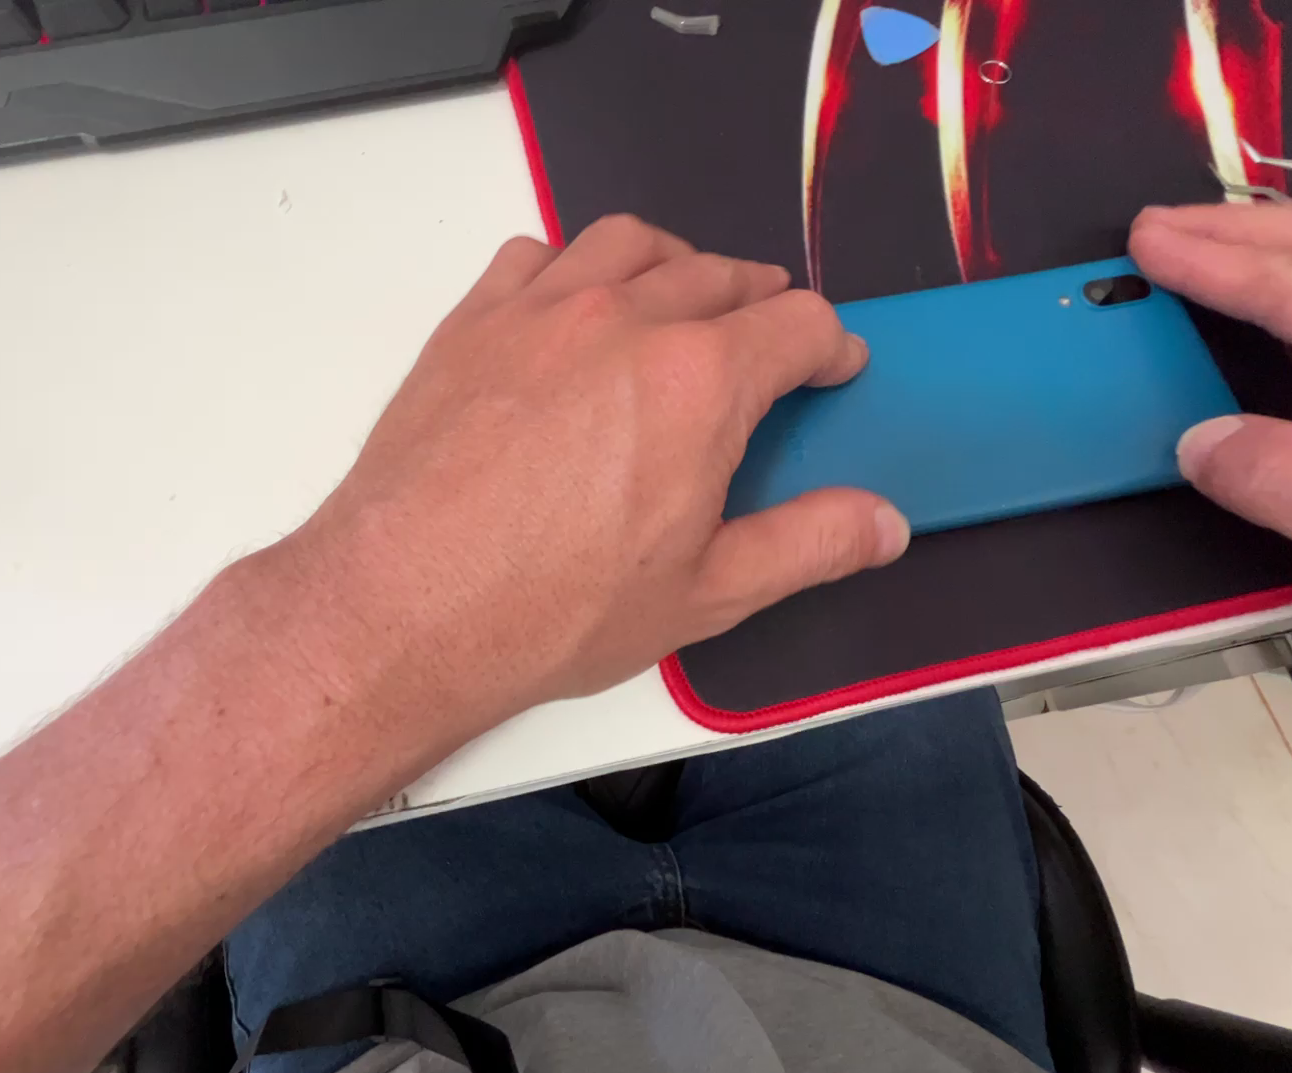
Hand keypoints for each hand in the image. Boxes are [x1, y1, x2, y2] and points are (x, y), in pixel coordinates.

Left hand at [260, 215, 907, 731]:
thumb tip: (886, 523)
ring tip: (682, 302)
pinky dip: (575, 265)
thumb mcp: (706, 594)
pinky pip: (537, 256)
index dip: (829, 345)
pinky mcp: (472, 320)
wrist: (406, 608)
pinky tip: (575, 305)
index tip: (831, 367)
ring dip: (675, 264)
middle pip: (721, 274)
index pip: (797, 324)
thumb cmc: (557, 610)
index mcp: (702, 381)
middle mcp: (626, 320)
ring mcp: (541, 309)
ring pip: (631, 243)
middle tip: (766, 339)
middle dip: (760, 303)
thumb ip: (808, 544)